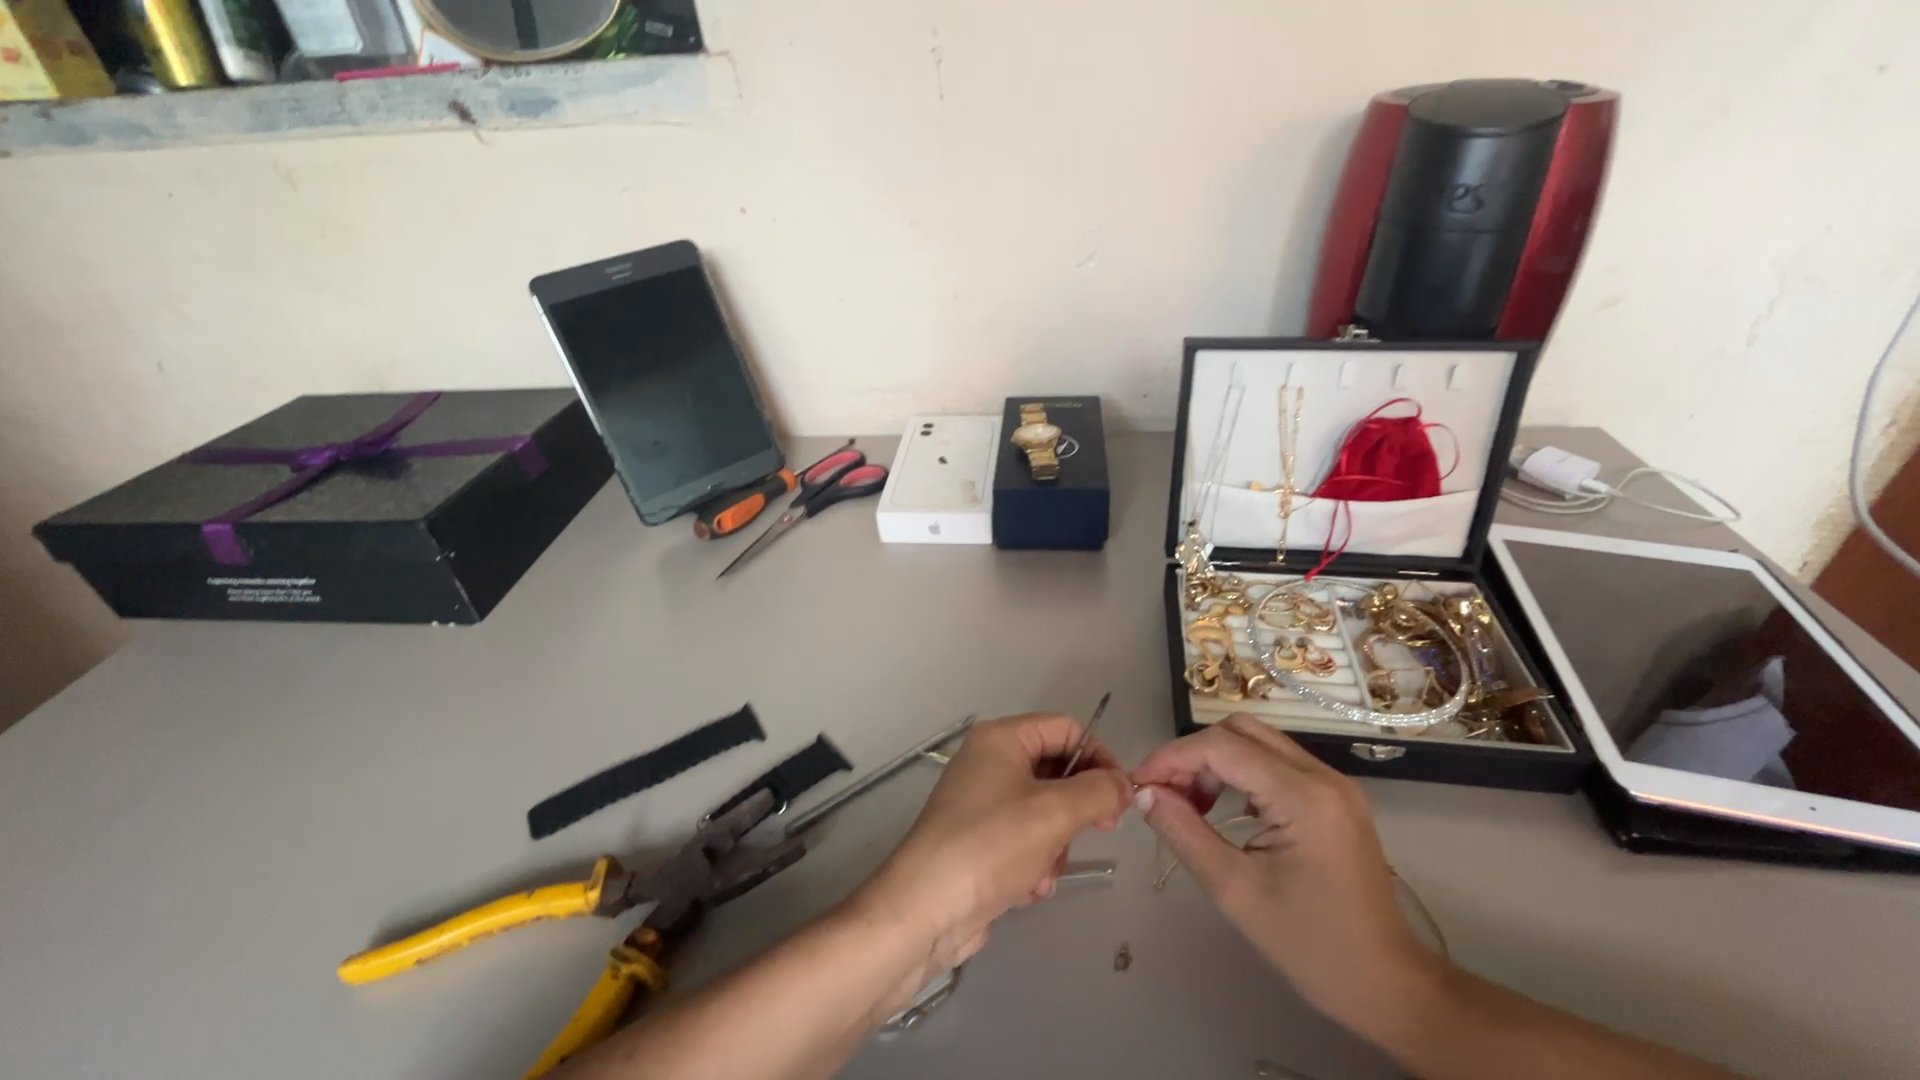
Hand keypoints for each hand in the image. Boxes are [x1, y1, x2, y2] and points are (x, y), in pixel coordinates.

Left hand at [852, 713, 1131, 979]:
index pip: (1066, 729)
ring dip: (1055, 845)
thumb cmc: (990, 846)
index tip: (1120, 795)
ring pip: (1046, 812)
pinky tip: (1026, 888)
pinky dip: (1034, 864)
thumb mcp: (1055, 811)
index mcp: (1001, 739)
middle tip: (1097, 831)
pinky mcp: (980, 842)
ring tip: (1044, 870)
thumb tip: (1124, 784)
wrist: (927, 910)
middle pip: (1057, 771)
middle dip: (1077, 809)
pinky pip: (1025, 842)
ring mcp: (982, 804)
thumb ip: (1099, 791)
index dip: (1098, 757)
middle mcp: (989, 763)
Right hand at [1130, 713, 1434, 1027]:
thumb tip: (1144, 794)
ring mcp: (1335, 785)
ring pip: (1259, 742)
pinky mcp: (1336, 799)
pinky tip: (1225, 809)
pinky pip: (1278, 764)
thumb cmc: (1308, 945)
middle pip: (1241, 731)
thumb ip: (1183, 833)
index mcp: (1303, 796)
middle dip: (1193, 754)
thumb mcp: (1233, 890)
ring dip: (1216, 761)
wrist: (1385, 983)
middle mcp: (1324, 776)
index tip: (1139, 784)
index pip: (1222, 747)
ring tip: (1189, 804)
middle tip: (1164, 794)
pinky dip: (1242, 773)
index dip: (1172, 757)